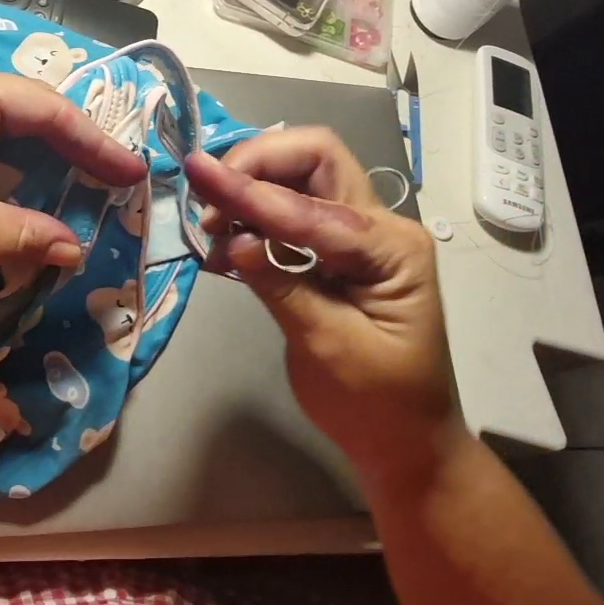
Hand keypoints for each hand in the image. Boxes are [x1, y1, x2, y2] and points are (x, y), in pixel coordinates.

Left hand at [0, 60, 146, 322]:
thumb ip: (32, 234)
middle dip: (69, 151)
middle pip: (21, 114)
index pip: (46, 108)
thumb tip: (74, 249)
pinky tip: (16, 201)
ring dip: (34, 166)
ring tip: (76, 192)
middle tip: (112, 183)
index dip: (96, 144)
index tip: (134, 173)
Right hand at [184, 129, 458, 484]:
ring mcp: (356, 237)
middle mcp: (378, 227)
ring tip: (211, 220)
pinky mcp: (331, 253)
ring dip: (251, 186)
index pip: (313, 204)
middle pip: (315, 160)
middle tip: (210, 192)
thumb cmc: (378, 404)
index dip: (252, 192)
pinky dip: (252, 216)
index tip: (199, 175)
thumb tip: (232, 240)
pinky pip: (288, 215)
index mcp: (391, 248)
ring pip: (300, 178)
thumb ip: (282, 287)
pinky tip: (223, 240)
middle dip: (258, 162)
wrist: (405, 444)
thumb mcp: (330, 348)